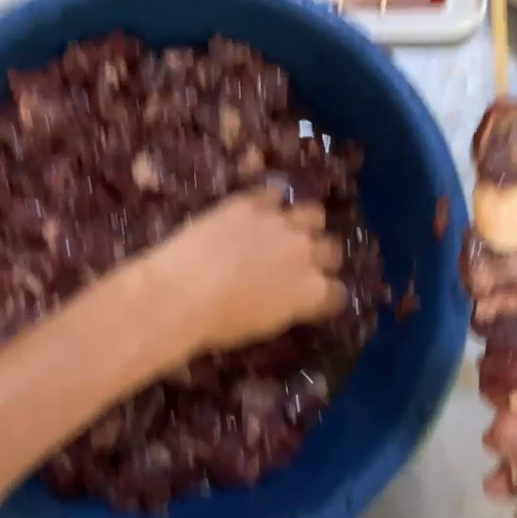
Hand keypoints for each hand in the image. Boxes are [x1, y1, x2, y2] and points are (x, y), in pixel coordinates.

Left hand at [137, 186, 347, 355]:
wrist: (180, 294)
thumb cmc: (217, 325)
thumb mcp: (264, 325)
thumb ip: (289, 305)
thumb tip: (293, 296)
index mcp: (312, 292)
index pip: (336, 292)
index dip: (325, 294)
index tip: (313, 296)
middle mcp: (304, 253)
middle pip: (331, 249)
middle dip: (319, 256)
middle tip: (299, 262)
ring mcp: (279, 223)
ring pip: (313, 214)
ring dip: (304, 223)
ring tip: (286, 229)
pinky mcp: (251, 203)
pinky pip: (274, 193)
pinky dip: (271, 201)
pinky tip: (260, 209)